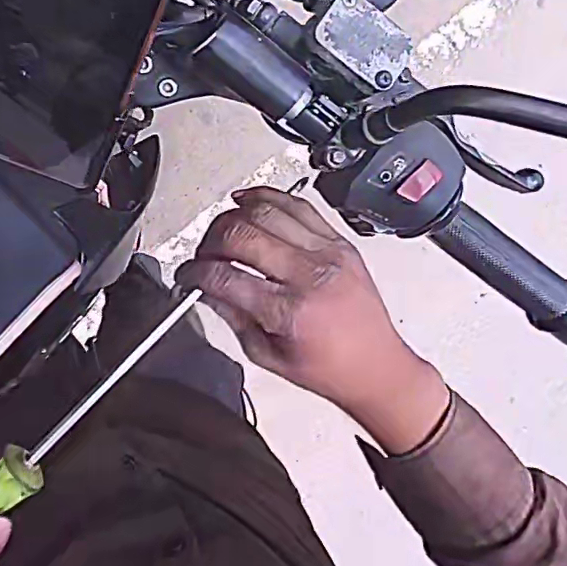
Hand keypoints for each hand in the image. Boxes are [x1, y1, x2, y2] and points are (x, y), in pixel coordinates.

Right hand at [176, 187, 450, 452]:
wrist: (378, 367)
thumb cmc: (331, 368)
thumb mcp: (268, 354)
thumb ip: (233, 316)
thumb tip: (206, 287)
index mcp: (289, 312)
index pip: (224, 276)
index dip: (195, 272)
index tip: (188, 274)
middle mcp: (309, 275)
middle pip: (242, 235)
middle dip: (210, 241)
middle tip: (204, 254)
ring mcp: (327, 253)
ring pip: (267, 211)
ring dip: (234, 216)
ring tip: (223, 231)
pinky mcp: (340, 242)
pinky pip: (299, 205)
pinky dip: (268, 197)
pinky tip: (249, 201)